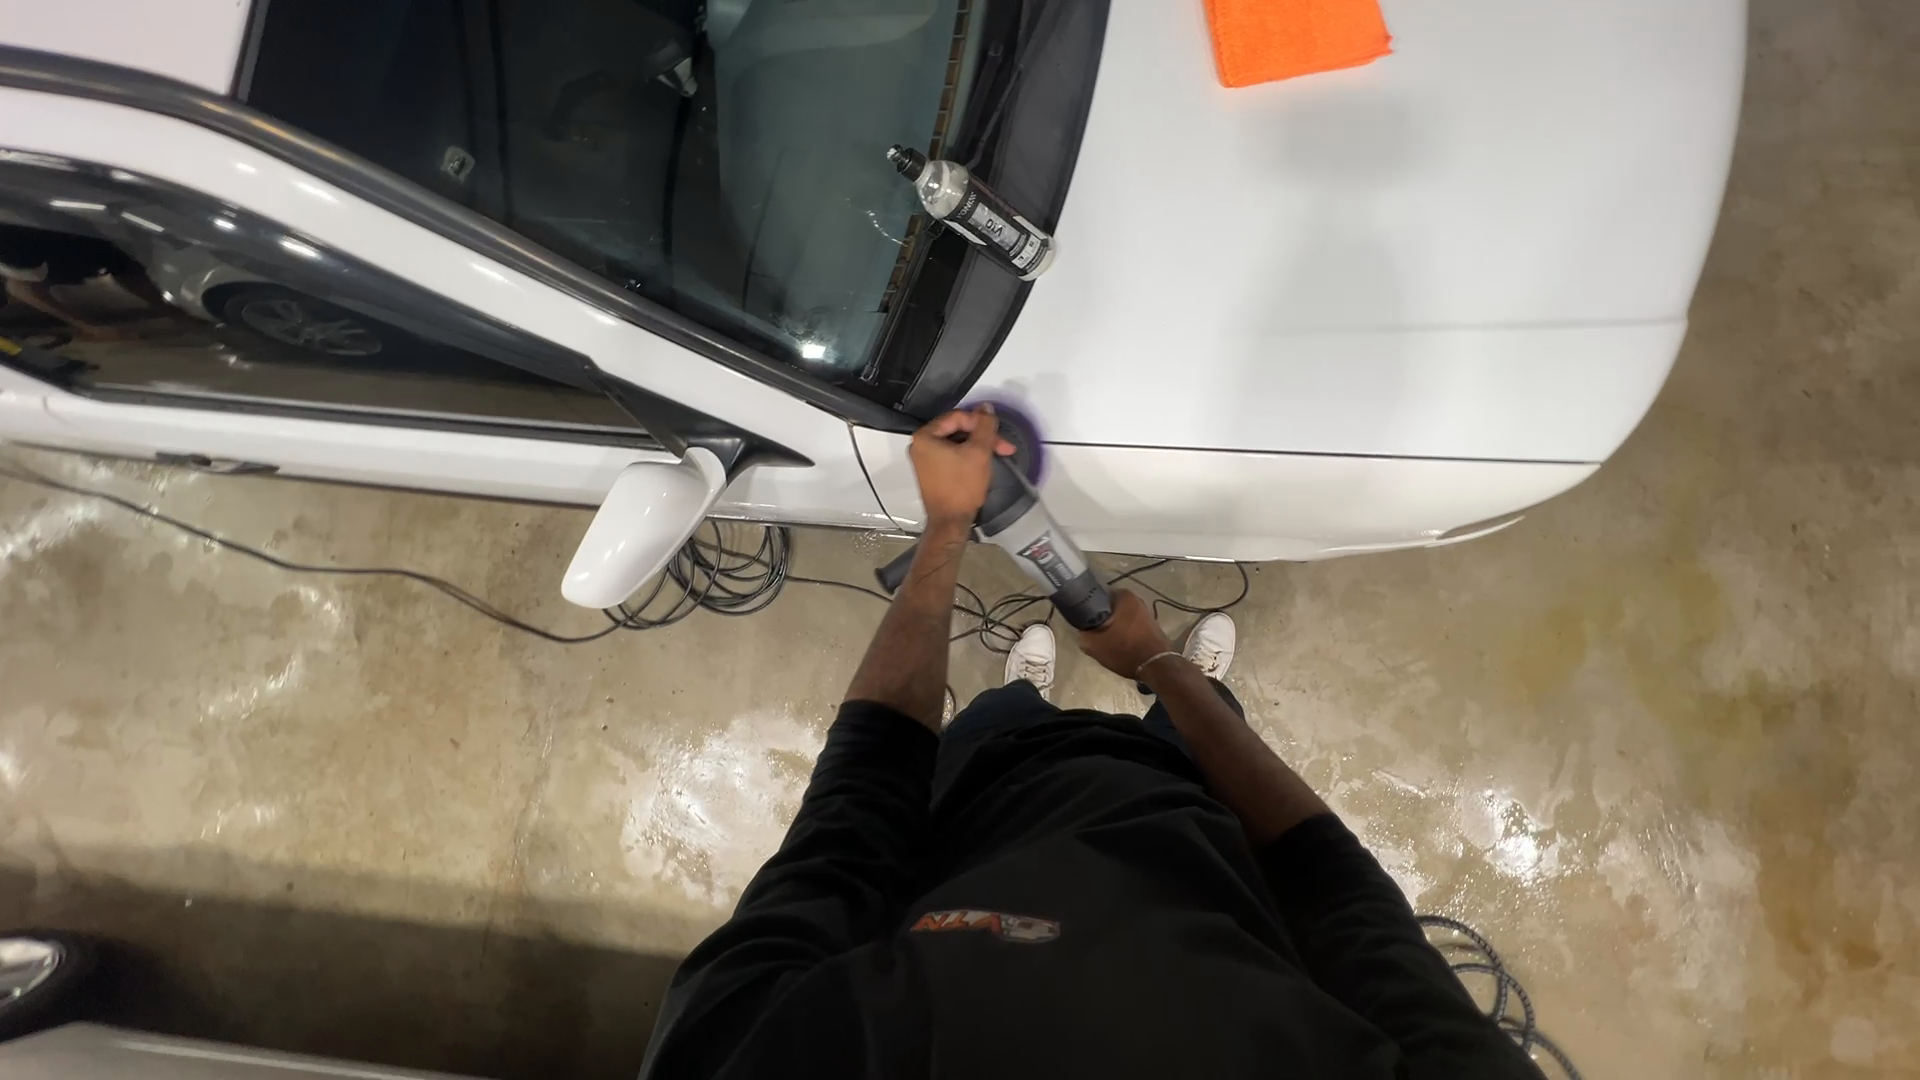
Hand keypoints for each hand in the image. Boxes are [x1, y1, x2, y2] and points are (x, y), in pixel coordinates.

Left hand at [908, 405, 1015, 528]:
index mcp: (925, 437)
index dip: (980, 422)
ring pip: (957, 443)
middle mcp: (920, 446)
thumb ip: (984, 426)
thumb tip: (986, 408)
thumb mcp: (978, 452)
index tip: (998, 433)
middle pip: (957, 430)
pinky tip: (984, 462)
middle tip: (1003, 445)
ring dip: (979, 446)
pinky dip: (968, 456)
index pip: (956, 417)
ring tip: (998, 454)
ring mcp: (925, 460)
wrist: (951, 521)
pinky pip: (952, 455)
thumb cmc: (961, 488)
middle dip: (982, 436)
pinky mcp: (932, 471)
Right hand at [1076, 589, 1174, 678]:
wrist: (1156, 667)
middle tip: (1093, 632)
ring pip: (1121, 616)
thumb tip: (1082, 630)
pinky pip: (1131, 625)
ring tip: (1106, 640)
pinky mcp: (1152, 625)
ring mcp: (1146, 612)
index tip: (1084, 619)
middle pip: (1110, 607)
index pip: (1098, 595)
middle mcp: (1137, 599)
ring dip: (1114, 625)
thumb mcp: (1095, 644)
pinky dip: (1125, 632)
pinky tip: (1120, 644)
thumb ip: (1083, 633)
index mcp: (1123, 596)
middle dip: (1102, 617)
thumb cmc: (1124, 650)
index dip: (1088, 607)